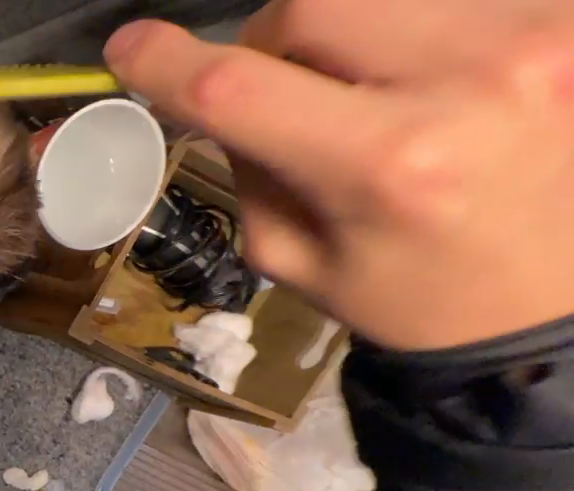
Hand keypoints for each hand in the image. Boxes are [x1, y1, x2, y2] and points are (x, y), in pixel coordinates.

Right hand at [105, 2, 573, 350]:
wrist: (563, 294)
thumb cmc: (407, 294)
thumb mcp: (292, 257)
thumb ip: (254, 171)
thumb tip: (232, 103)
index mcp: (382, 164)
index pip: (241, 89)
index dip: (170, 61)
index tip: (127, 46)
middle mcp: (472, 76)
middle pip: (316, 2)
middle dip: (269, 39)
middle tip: (273, 87)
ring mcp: (544, 30)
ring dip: (343, 37)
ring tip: (362, 93)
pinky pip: (449, 2)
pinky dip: (405, 39)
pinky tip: (425, 89)